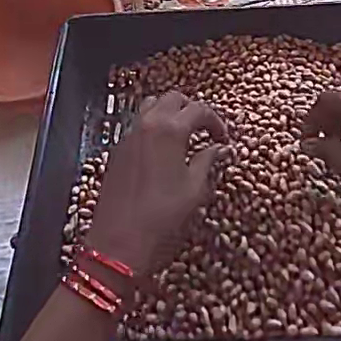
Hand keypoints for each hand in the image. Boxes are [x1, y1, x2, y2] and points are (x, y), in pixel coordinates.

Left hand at [83, 91, 228, 272]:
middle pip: (173, 99)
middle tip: (205, 130)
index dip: (216, 121)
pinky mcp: (117, 150)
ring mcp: (128, 135)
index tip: (223, 138)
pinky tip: (162, 150)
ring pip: (151, 106)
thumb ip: (208, 161)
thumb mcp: (194, 189)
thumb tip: (220, 148)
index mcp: (170, 130)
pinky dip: (153, 126)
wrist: (118, 241)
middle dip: (192, 109)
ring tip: (183, 134)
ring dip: (169, 112)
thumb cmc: (162, 216)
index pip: (199, 109)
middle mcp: (147, 124)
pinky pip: (137, 124)